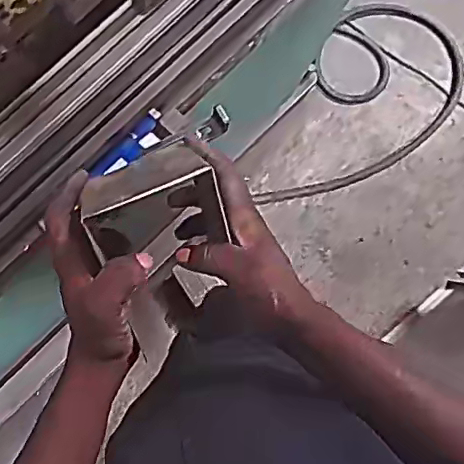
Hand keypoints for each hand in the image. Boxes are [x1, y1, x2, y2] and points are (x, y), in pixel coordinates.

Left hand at [44, 170, 152, 373]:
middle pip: (75, 221)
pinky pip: (114, 250)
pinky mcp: (109, 282)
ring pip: (93, 233)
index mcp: (70, 263)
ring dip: (106, 215)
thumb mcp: (104, 304)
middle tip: (110, 182)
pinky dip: (125, 236)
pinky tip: (144, 234)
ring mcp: (93, 273)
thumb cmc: (96, 339)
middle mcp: (78, 264)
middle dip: (88, 198)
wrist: (103, 363)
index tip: (83, 176)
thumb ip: (119, 278)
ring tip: (129, 200)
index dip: (67, 195)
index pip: (58, 219)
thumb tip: (139, 258)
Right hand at [173, 138, 319, 334]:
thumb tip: (183, 252)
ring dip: (194, 213)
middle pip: (218, 193)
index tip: (190, 144)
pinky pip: (216, 238)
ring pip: (216, 216)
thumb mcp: (236, 269)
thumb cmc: (271, 291)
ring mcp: (245, 242)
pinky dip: (199, 237)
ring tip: (175, 223)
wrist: (292, 319)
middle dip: (193, 187)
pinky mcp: (242, 260)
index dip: (209, 156)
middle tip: (170, 192)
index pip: (227, 176)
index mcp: (245, 219)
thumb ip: (208, 255)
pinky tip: (189, 252)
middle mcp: (245, 225)